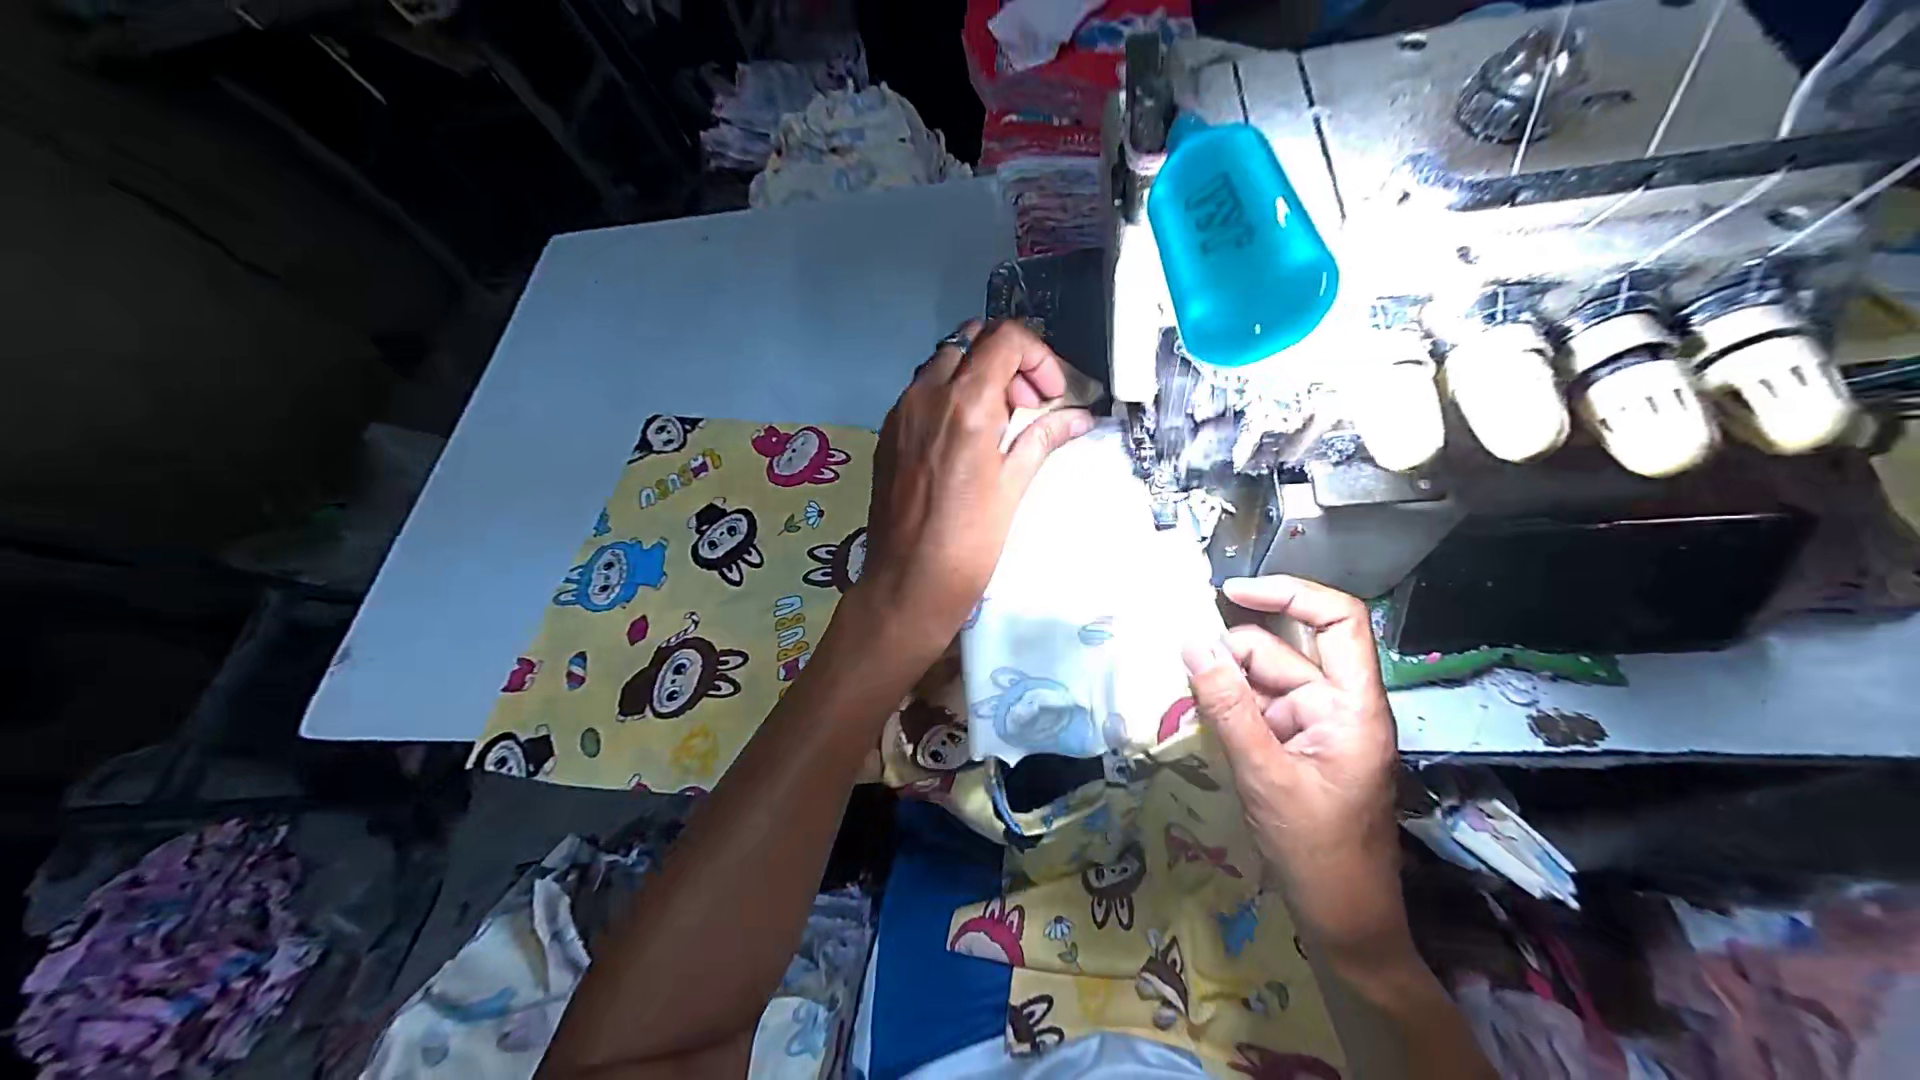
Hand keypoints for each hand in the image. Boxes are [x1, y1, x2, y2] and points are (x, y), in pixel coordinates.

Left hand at [853, 319, 1094, 651]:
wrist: (908, 582)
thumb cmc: (969, 542)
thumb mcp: (1014, 487)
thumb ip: (1043, 438)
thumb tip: (1079, 417)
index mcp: (966, 405)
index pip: (1005, 339)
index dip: (1038, 355)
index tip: (1050, 393)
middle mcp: (927, 396)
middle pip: (972, 340)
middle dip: (1008, 361)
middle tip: (1027, 404)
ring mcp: (901, 412)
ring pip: (943, 362)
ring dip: (976, 375)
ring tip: (997, 420)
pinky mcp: (887, 432)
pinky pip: (920, 391)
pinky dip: (948, 395)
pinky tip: (963, 436)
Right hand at [1182, 576, 1411, 976]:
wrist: (1340, 918)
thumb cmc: (1316, 852)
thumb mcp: (1264, 775)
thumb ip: (1227, 707)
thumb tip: (1192, 645)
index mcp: (1353, 707)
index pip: (1339, 621)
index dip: (1290, 594)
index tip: (1233, 593)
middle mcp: (1337, 705)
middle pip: (1283, 652)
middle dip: (1234, 657)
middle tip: (1187, 672)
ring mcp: (1314, 725)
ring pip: (1262, 679)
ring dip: (1224, 686)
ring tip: (1190, 706)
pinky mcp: (1295, 743)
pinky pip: (1256, 706)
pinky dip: (1228, 707)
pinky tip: (1201, 719)